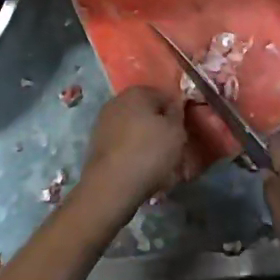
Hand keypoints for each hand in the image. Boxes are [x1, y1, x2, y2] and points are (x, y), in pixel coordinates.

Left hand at [74, 86, 187, 222]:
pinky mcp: (96, 143)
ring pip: (134, 128)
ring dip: (145, 140)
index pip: (165, 96)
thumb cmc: (148, 153)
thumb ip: (178, 113)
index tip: (182, 132)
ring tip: (157, 162)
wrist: (110, 187)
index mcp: (137, 92)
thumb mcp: (176, 132)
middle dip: (159, 126)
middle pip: (147, 111)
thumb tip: (174, 105)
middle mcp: (117, 101)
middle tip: (172, 147)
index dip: (176, 114)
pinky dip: (132, 151)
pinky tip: (139, 168)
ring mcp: (103, 122)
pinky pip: (122, 143)